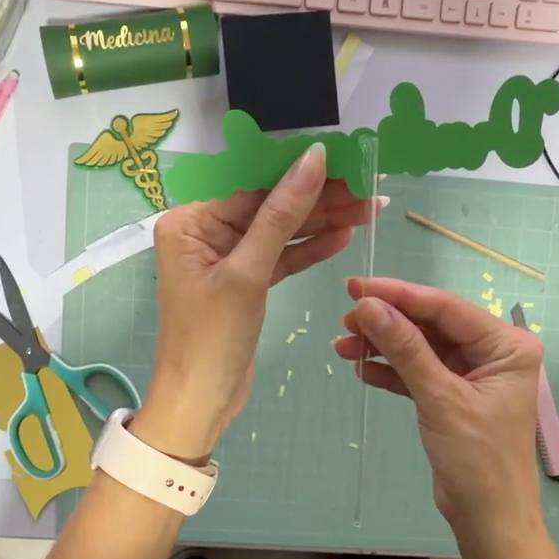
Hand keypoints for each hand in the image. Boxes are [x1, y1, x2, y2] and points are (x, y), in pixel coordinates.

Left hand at [132, 144, 378, 461]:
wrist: (200, 403)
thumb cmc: (212, 339)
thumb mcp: (247, 273)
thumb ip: (281, 215)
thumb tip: (313, 159)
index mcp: (190, 222)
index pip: (249, 182)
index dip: (296, 169)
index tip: (341, 155)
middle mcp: (204, 233)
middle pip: (268, 204)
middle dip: (317, 196)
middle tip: (366, 183)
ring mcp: (225, 259)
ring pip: (279, 231)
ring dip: (321, 221)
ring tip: (368, 207)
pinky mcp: (244, 284)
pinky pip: (279, 257)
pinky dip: (308, 250)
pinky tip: (343, 236)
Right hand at [334, 278, 543, 527]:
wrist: (488, 517)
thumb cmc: (477, 459)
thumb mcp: (441, 399)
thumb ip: (405, 350)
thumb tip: (369, 307)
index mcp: (507, 346)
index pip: (447, 309)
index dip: (401, 295)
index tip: (358, 286)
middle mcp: (493, 354)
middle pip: (432, 326)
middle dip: (388, 323)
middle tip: (345, 319)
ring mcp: (472, 377)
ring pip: (421, 350)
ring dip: (383, 347)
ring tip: (343, 346)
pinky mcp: (452, 399)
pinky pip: (417, 374)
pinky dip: (391, 372)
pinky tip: (361, 368)